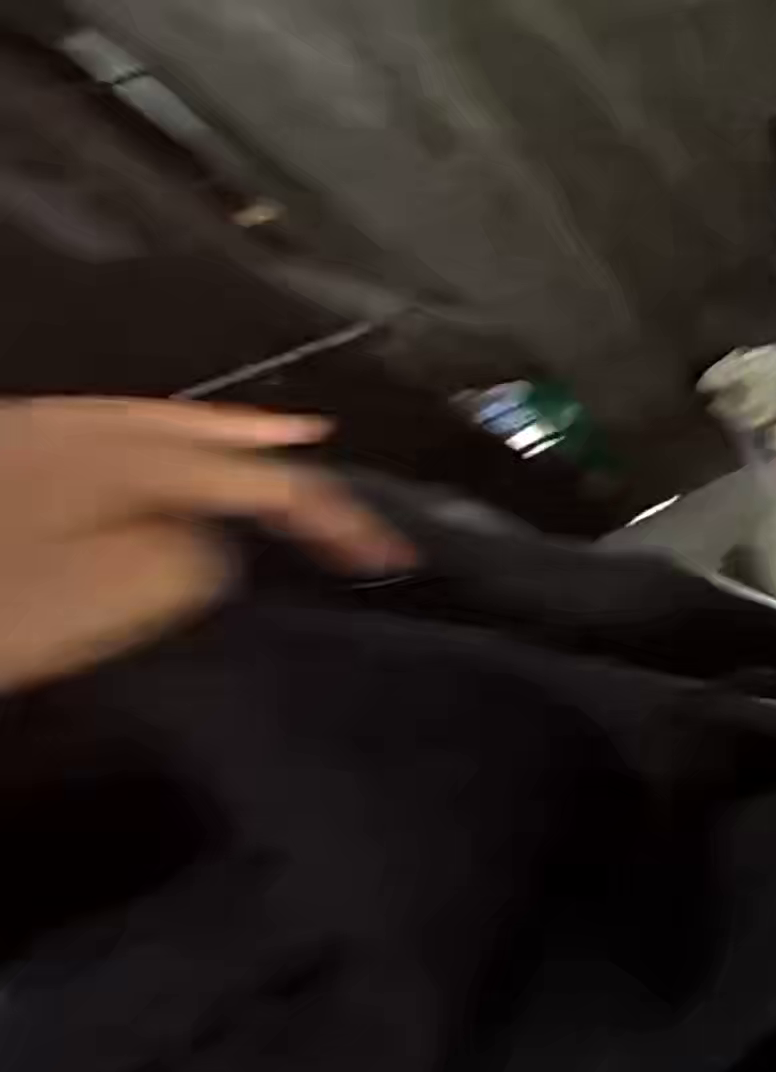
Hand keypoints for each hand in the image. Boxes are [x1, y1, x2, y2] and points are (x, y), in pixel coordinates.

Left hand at [0, 397, 411, 691]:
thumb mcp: (119, 593)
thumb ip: (200, 556)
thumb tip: (214, 542)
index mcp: (131, 466)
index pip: (276, 487)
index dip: (343, 522)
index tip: (389, 561)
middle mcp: (88, 435)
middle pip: (230, 450)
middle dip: (304, 485)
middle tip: (363, 522)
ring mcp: (31, 438)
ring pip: (166, 426)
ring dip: (245, 437)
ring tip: (302, 433)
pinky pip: (107, 428)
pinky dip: (164, 429)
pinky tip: (180, 425)